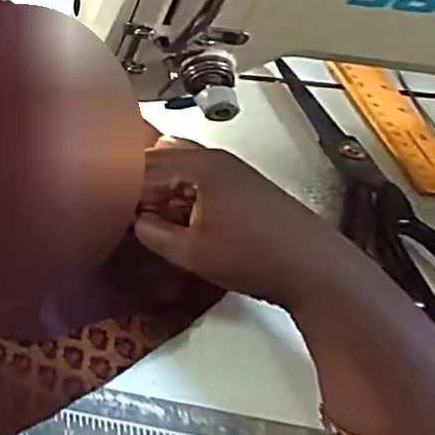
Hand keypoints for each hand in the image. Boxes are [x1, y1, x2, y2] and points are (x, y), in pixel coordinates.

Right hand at [130, 139, 378, 311]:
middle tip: (127, 209)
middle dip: (141, 184)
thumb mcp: (191, 252)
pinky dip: (183, 193)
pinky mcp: (246, 187)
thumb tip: (138, 224)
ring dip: (163, 188)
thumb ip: (152, 234)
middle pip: (160, 160)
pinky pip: (200, 180)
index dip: (124, 191)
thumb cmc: (260, 259)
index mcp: (198, 165)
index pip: (144, 169)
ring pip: (180, 170)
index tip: (112, 209)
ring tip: (153, 216)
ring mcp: (233, 171)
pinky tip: (182, 219)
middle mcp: (215, 159)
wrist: (322, 276)